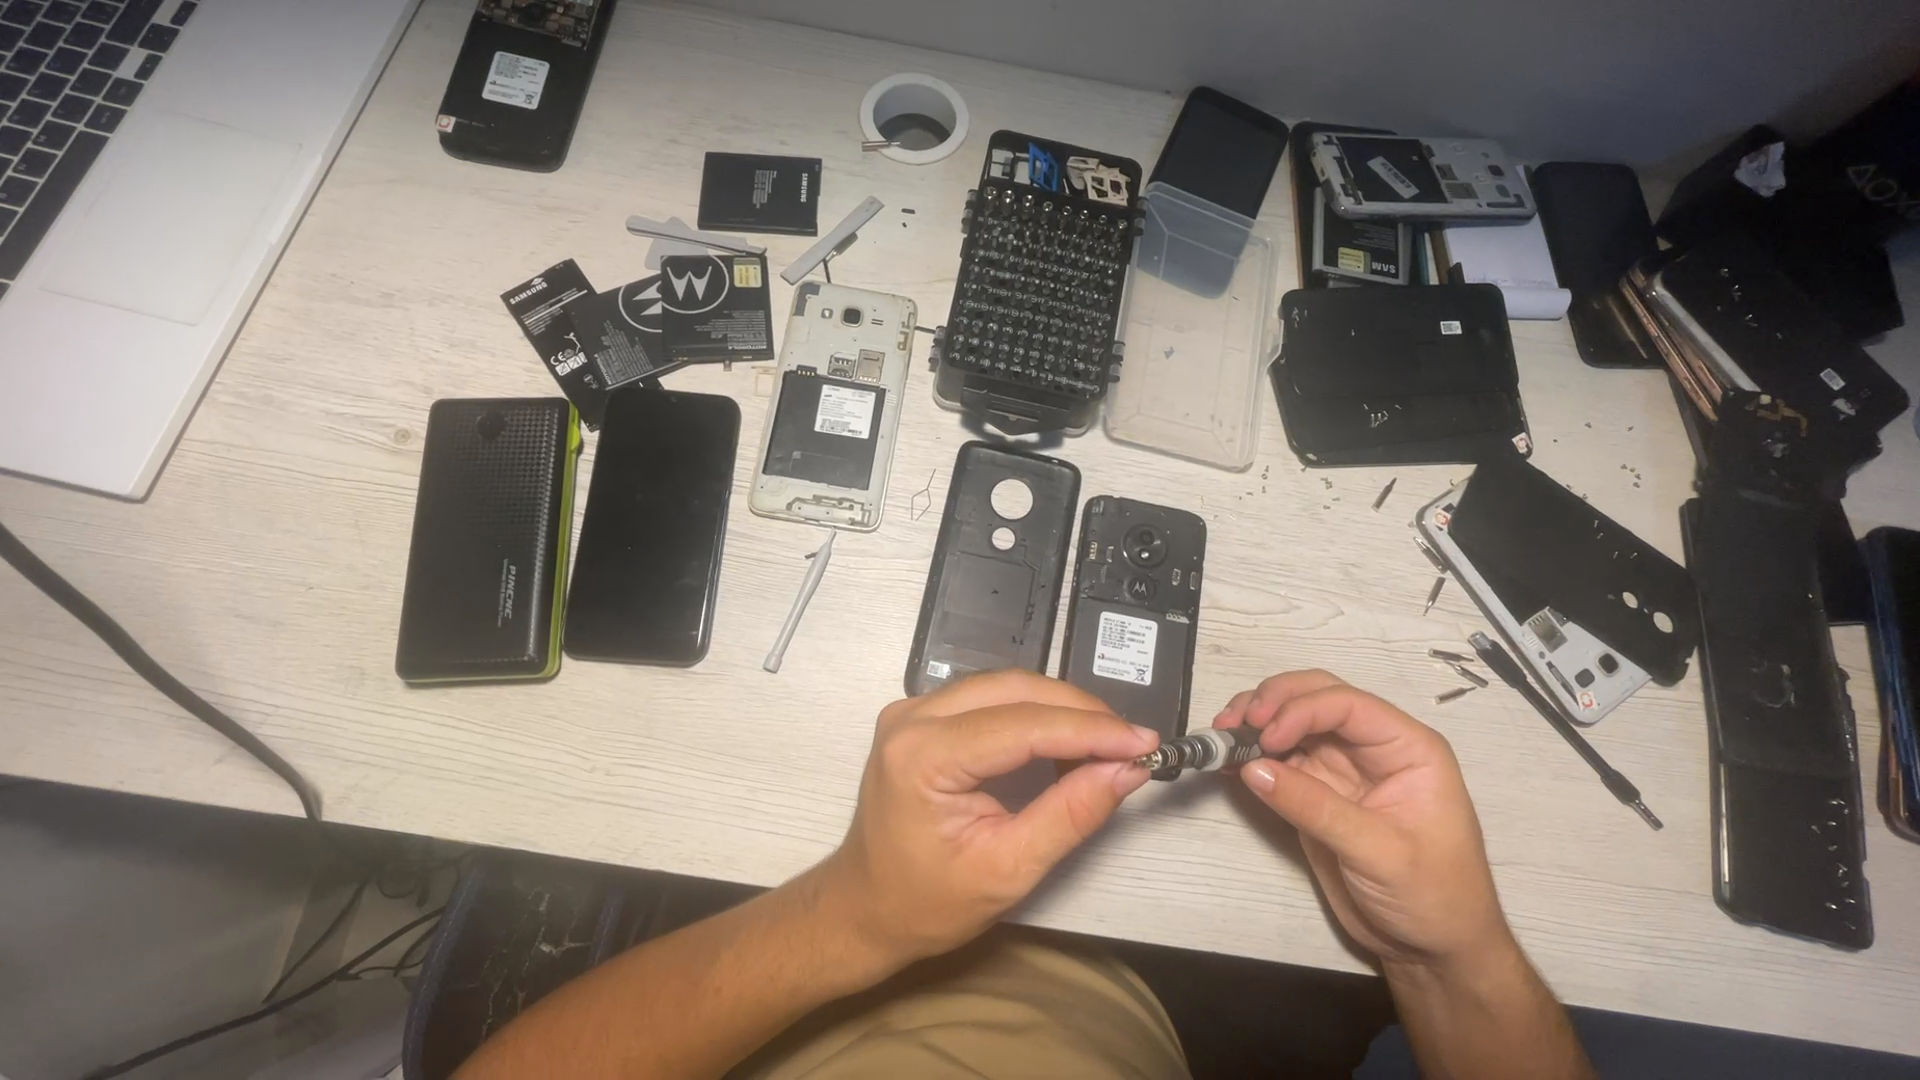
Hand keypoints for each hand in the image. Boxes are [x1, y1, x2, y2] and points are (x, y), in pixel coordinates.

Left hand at [823, 670, 1156, 965]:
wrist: (865, 907)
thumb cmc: (928, 902)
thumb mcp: (1008, 869)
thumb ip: (1070, 814)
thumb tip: (1127, 769)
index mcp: (922, 755)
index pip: (1021, 725)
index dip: (1089, 730)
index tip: (1144, 742)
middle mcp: (913, 717)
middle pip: (1014, 690)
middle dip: (1079, 712)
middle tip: (1130, 743)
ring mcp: (913, 709)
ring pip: (1005, 686)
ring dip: (1060, 709)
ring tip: (1106, 745)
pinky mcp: (923, 714)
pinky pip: (990, 697)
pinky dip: (1034, 713)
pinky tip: (1065, 740)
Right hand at [1216, 671, 1513, 971]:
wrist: (1430, 949)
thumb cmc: (1431, 896)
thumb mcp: (1379, 853)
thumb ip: (1315, 807)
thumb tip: (1251, 768)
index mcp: (1406, 748)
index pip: (1347, 704)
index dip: (1300, 709)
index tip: (1264, 736)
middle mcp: (1371, 746)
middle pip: (1315, 696)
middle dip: (1271, 701)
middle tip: (1235, 724)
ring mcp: (1340, 766)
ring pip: (1290, 719)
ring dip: (1254, 720)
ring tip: (1223, 735)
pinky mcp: (1314, 789)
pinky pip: (1277, 757)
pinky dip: (1249, 752)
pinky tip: (1226, 759)